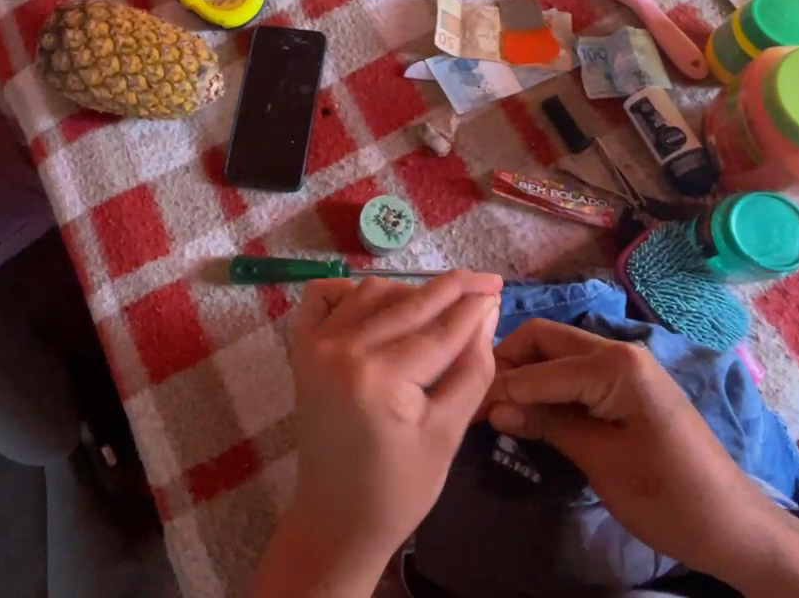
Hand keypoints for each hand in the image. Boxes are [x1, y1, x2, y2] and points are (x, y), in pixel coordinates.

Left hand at [254, 270, 503, 596]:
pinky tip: (381, 301)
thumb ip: (471, 370)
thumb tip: (487, 312)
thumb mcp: (448, 434)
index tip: (497, 288)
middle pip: (409, 304)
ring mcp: (316, 344)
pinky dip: (352, 290)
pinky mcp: (301, 347)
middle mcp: (344, 349)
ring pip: (373, 293)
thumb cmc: (399, 489)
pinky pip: (324, 297)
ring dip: (410, 291)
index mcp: (381, 378)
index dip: (473, 307)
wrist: (336, 517)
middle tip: (485, 281)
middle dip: (451, 289)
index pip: (440, 329)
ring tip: (444, 300)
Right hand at [482, 319, 798, 592]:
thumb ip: (547, 425)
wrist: (737, 530)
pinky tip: (528, 411)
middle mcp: (618, 351)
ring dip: (524, 374)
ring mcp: (624, 367)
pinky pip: (573, 372)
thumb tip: (493, 409)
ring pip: (555, 353)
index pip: (537, 366)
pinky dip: (546, 386)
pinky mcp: (625, 386)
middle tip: (478, 399)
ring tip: (495, 406)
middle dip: (507, 364)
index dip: (498, 387)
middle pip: (543, 339)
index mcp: (616, 364)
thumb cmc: (671, 498)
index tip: (465, 408)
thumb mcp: (602, 463)